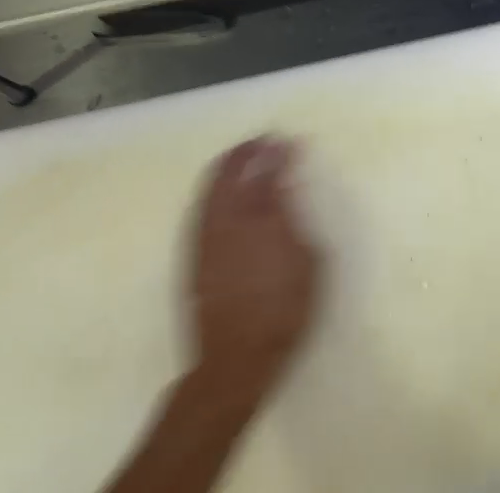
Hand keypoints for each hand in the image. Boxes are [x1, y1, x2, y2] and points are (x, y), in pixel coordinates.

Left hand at [188, 136, 318, 404]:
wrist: (235, 360)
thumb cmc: (285, 310)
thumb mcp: (306, 259)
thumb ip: (292, 217)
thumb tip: (283, 184)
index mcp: (259, 221)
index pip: (265, 173)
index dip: (276, 153)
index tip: (287, 139)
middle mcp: (225, 224)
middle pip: (227, 175)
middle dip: (244, 153)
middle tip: (262, 141)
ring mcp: (203, 241)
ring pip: (208, 191)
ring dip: (225, 169)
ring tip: (242, 158)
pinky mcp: (193, 259)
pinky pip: (201, 210)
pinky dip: (214, 192)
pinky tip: (224, 195)